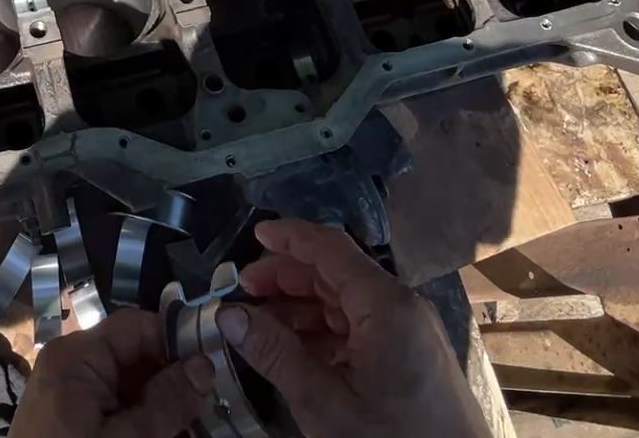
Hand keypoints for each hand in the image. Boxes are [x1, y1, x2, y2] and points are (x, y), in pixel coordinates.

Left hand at [10, 308, 216, 437]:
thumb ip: (167, 401)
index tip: (215, 368)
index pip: (138, 326)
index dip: (176, 342)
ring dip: (164, 409)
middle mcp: (72, 365)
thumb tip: (205, 362)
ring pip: (132, 387)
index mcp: (77, 356)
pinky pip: (117, 410)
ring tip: (197, 430)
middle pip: (137, 357)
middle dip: (174, 384)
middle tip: (213, 412)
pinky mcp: (73, 422)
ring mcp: (71, 394)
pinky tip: (169, 437)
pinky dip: (144, 425)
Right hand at [222, 219, 489, 437]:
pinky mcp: (410, 357)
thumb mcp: (325, 404)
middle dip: (287, 276)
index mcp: (386, 304)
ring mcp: (409, 332)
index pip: (330, 248)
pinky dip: (323, 331)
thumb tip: (228, 314)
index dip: (290, 237)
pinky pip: (359, 327)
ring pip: (345, 301)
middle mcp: (401, 306)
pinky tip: (295, 349)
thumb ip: (275, 353)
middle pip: (335, 272)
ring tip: (261, 324)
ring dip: (301, 307)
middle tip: (244, 290)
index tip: (253, 233)